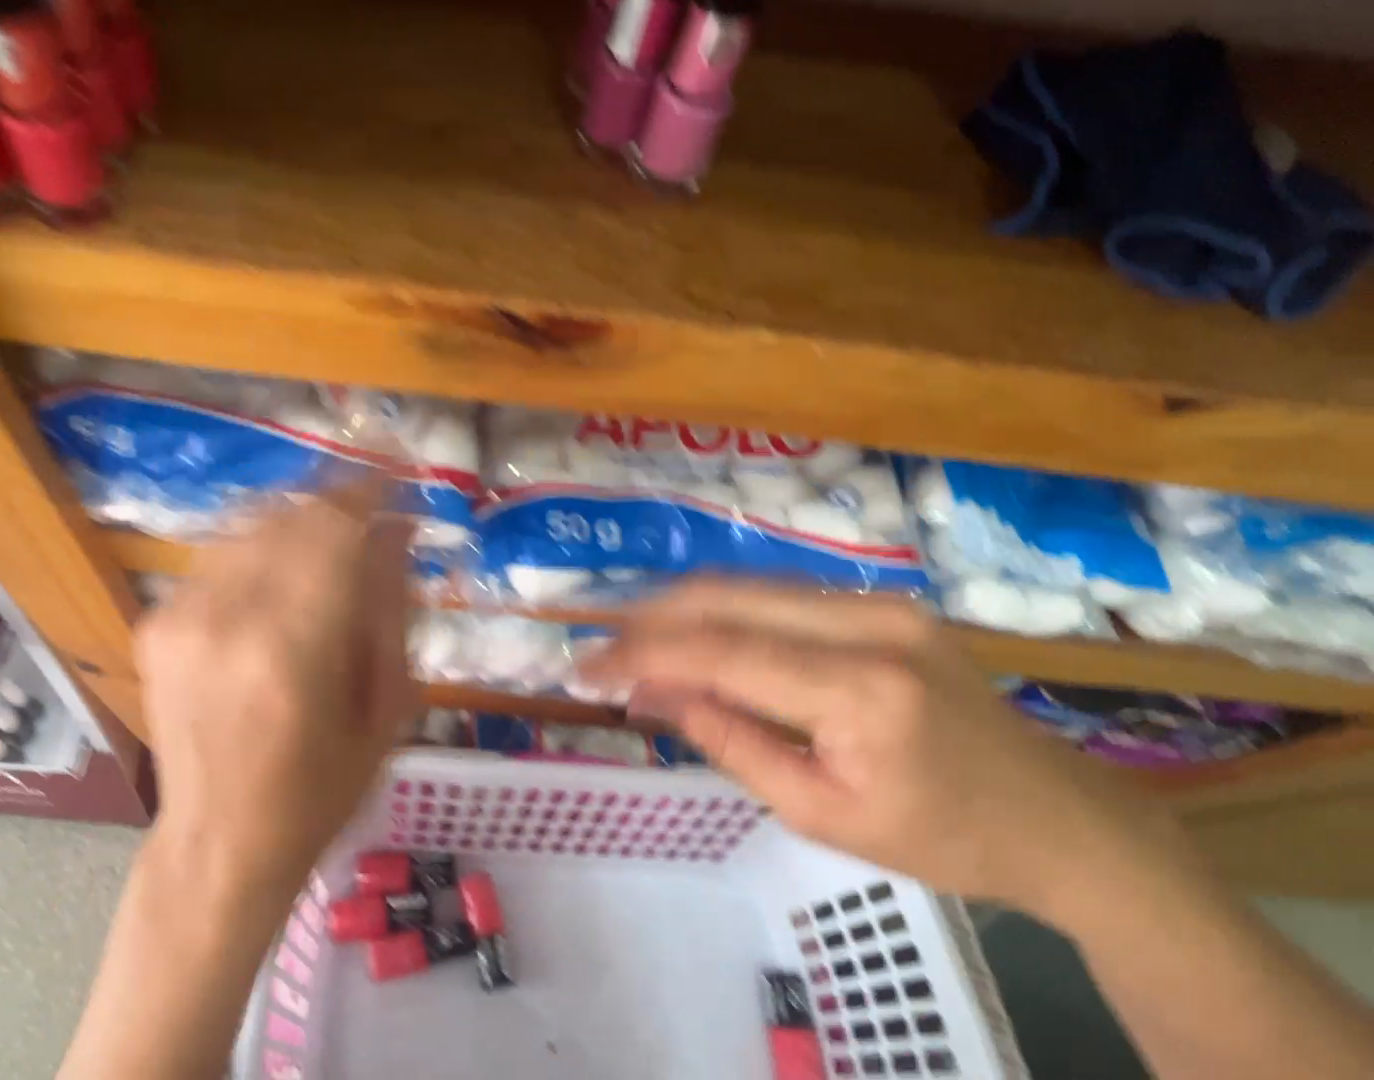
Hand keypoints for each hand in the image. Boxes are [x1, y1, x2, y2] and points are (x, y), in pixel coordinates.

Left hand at [136, 476, 418, 893]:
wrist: (219, 842)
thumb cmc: (321, 792)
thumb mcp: (386, 710)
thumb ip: (390, 609)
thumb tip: (399, 528)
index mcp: (294, 649)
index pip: (335, 527)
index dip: (371, 490)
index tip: (400, 479)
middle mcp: (227, 619)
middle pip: (291, 514)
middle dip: (339, 499)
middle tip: (375, 510)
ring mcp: (181, 617)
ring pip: (250, 523)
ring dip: (299, 518)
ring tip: (333, 537)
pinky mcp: (156, 623)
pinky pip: (218, 555)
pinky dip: (259, 548)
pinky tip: (283, 574)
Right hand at [579, 579, 1187, 917]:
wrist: (1059, 818)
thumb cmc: (940, 838)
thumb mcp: (819, 812)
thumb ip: (729, 740)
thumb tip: (648, 694)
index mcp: (862, 690)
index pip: (721, 652)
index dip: (640, 655)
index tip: (581, 670)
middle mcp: (871, 623)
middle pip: (727, 597)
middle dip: (647, 620)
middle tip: (594, 651)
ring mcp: (883, 602)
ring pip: (748, 585)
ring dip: (678, 611)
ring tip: (628, 645)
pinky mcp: (884, 602)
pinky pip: (780, 595)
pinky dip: (723, 613)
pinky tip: (690, 637)